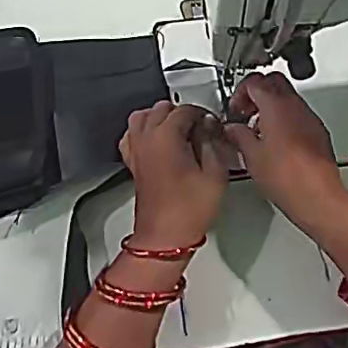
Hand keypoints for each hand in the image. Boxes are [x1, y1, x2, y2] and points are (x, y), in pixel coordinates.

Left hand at [119, 101, 228, 249]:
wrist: (165, 239)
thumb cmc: (186, 212)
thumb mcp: (215, 175)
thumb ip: (213, 144)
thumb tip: (210, 130)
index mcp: (166, 138)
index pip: (184, 110)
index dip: (202, 114)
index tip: (212, 123)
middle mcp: (146, 141)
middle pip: (161, 109)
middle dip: (182, 113)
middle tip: (201, 126)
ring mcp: (137, 152)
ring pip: (142, 117)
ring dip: (160, 118)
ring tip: (180, 129)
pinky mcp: (134, 165)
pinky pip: (132, 136)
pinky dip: (144, 132)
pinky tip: (159, 141)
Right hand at [223, 73, 347, 221]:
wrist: (317, 196)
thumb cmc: (289, 177)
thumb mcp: (252, 156)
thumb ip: (239, 136)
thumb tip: (233, 130)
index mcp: (276, 106)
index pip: (255, 82)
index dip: (240, 91)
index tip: (235, 107)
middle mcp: (296, 106)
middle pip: (274, 82)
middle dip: (256, 93)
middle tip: (244, 111)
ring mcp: (309, 118)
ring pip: (288, 97)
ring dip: (271, 106)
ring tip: (257, 129)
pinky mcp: (318, 132)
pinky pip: (299, 115)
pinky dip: (286, 119)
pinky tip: (276, 141)